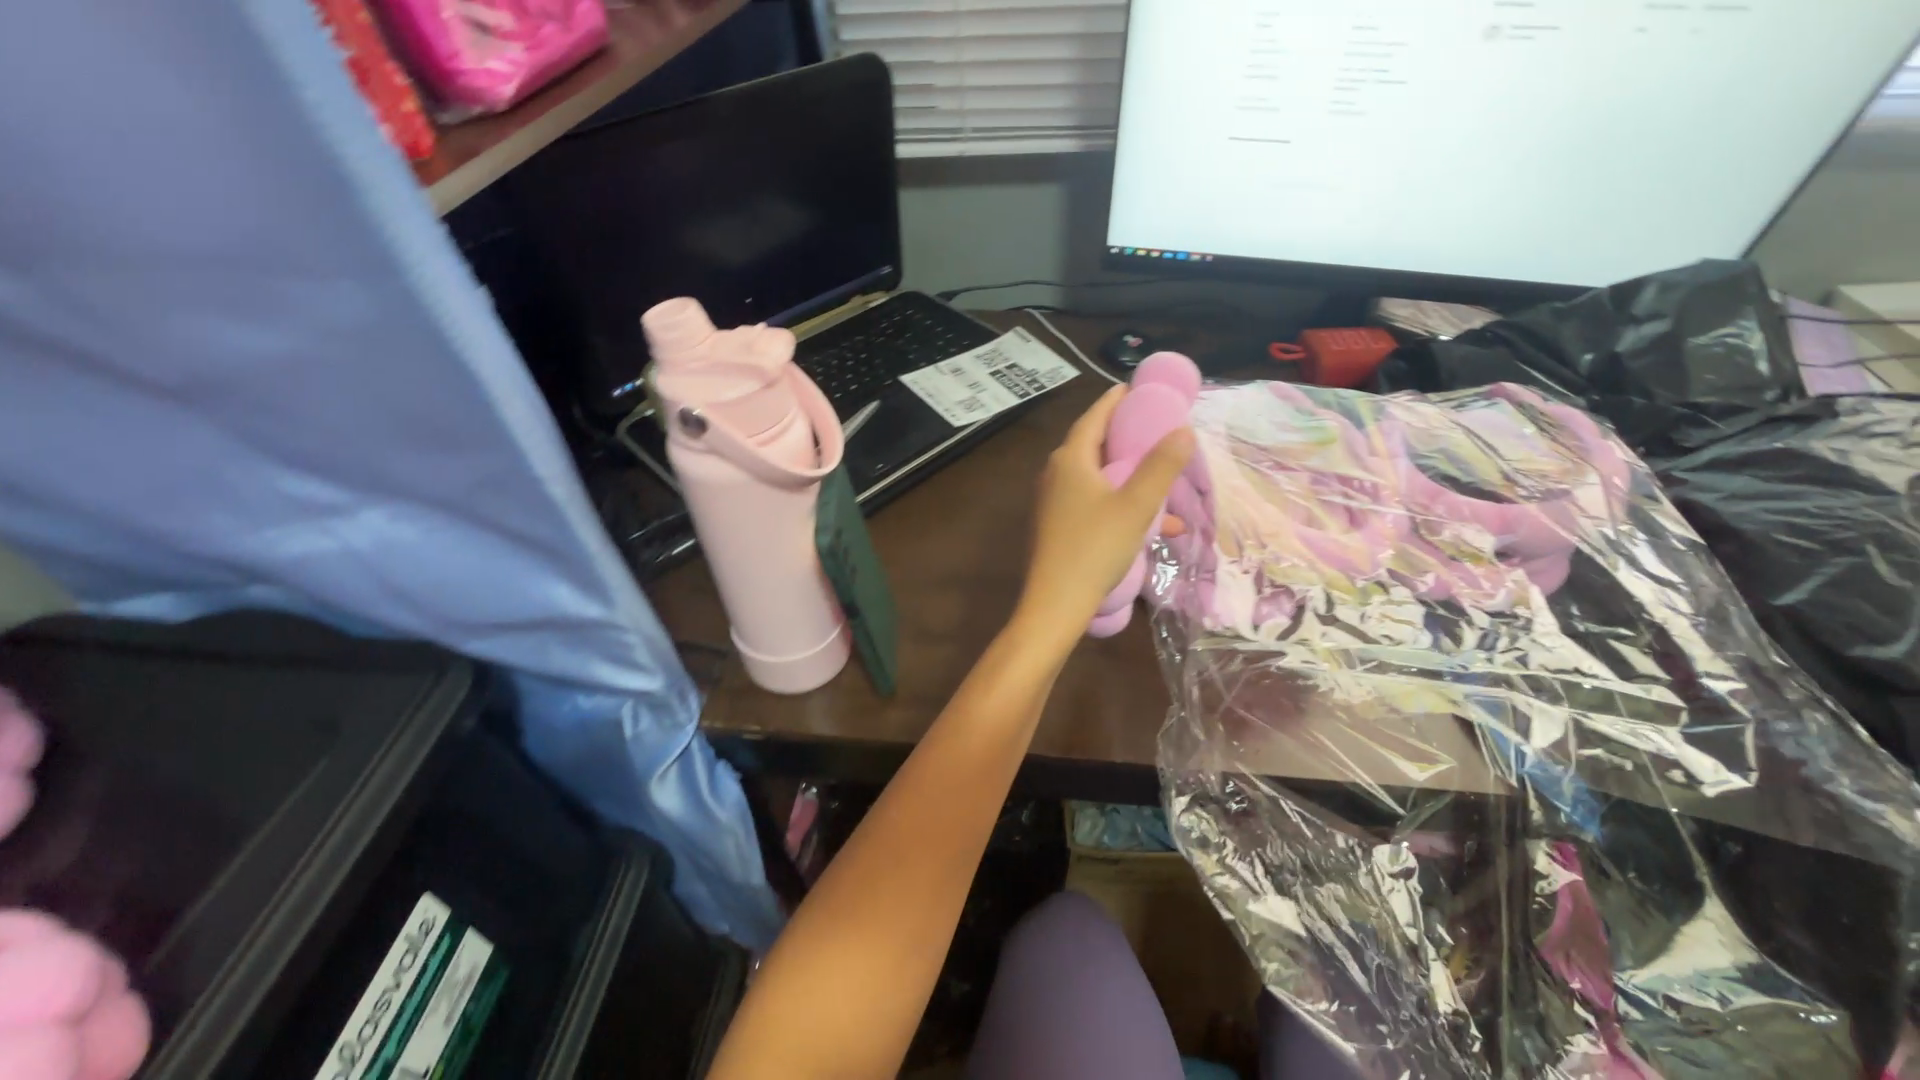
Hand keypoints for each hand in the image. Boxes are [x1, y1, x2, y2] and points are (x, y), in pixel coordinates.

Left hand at [1015, 385, 1193, 642]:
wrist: (1055, 604)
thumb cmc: (1095, 548)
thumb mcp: (1136, 506)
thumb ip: (1161, 467)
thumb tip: (1183, 430)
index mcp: (1070, 459)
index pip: (1094, 416)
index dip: (1115, 401)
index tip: (1137, 389)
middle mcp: (1056, 474)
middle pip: (1094, 445)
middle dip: (1127, 438)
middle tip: (1155, 429)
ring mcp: (1054, 503)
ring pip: (1098, 478)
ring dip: (1131, 478)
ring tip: (1166, 481)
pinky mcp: (1059, 528)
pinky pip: (1095, 504)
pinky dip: (1123, 506)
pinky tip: (1158, 527)